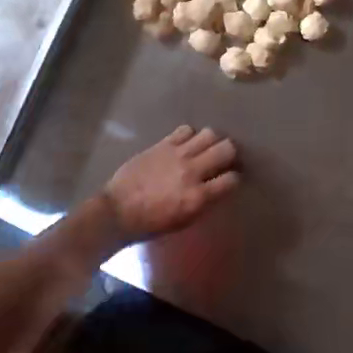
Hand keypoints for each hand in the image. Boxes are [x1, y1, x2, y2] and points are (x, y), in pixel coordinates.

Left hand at [102, 125, 240, 242]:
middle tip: (224, 159)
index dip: (234, 179)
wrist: (119, 209)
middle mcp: (192, 172)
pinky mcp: (162, 144)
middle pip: (226, 149)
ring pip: (209, 134)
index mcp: (197, 198)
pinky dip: (190, 135)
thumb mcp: (184, 220)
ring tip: (205, 148)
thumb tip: (216, 188)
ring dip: (211, 141)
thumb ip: (203, 202)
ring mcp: (177, 155)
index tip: (231, 179)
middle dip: (229, 153)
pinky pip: (185, 130)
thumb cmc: (151, 223)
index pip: (231, 180)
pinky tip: (185, 144)